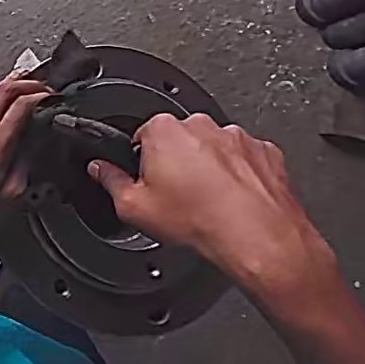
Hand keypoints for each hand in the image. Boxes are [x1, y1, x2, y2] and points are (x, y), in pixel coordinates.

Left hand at [0, 72, 49, 225]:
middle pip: (4, 90)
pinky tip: (5, 97)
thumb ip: (26, 163)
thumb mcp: (13, 191)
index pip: (21, 105)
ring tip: (26, 81)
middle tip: (44, 87)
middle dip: (28, 83)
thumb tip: (35, 144)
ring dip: (11, 83)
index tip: (52, 98)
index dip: (40, 96)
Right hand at [88, 114, 341, 318]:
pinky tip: (233, 202)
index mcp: (163, 130)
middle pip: (177, 140)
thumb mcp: (134, 208)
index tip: (149, 182)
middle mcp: (200, 125)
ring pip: (212, 149)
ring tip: (209, 203)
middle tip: (178, 196)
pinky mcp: (263, 151)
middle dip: (176, 163)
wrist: (260, 239)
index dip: (143, 163)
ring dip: (208, 168)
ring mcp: (235, 136)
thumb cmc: (203, 221)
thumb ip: (110, 181)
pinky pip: (244, 159)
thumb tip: (101, 170)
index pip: (141, 136)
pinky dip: (239, 176)